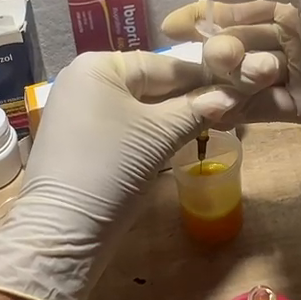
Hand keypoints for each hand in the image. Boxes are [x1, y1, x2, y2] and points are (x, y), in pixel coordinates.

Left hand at [0, 49, 275, 299]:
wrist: (60, 235)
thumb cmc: (111, 170)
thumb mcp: (161, 136)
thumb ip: (199, 108)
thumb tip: (236, 94)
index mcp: (98, 64)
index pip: (164, 64)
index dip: (204, 76)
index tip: (240, 83)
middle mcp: (83, 77)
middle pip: (150, 83)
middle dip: (188, 97)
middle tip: (230, 106)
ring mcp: (77, 109)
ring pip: (138, 106)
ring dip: (171, 116)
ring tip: (211, 122)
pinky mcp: (77, 138)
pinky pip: (122, 124)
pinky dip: (149, 131)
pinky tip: (177, 139)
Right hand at [161, 0, 300, 184]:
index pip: (240, 0)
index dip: (206, 10)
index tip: (172, 24)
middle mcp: (292, 31)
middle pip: (238, 38)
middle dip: (216, 46)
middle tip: (202, 55)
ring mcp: (296, 72)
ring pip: (245, 72)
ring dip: (226, 76)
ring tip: (215, 83)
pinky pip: (261, 106)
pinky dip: (236, 108)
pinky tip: (212, 111)